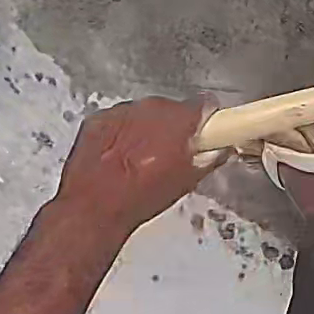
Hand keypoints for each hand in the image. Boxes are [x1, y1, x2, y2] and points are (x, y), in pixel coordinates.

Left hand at [52, 96, 220, 233]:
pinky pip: (118, 120)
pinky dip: (120, 133)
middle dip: (173, 127)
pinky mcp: (99, 118)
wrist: (93, 208)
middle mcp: (153, 107)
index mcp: (180, 120)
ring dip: (146, 129)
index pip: (205, 104)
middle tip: (169, 153)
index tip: (205, 131)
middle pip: (172, 109)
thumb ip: (210, 158)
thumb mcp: (188, 181)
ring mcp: (123, 110)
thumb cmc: (142, 197)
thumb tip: (220, 149)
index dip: (206, 118)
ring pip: (144, 113)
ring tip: (139, 159)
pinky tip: (116, 156)